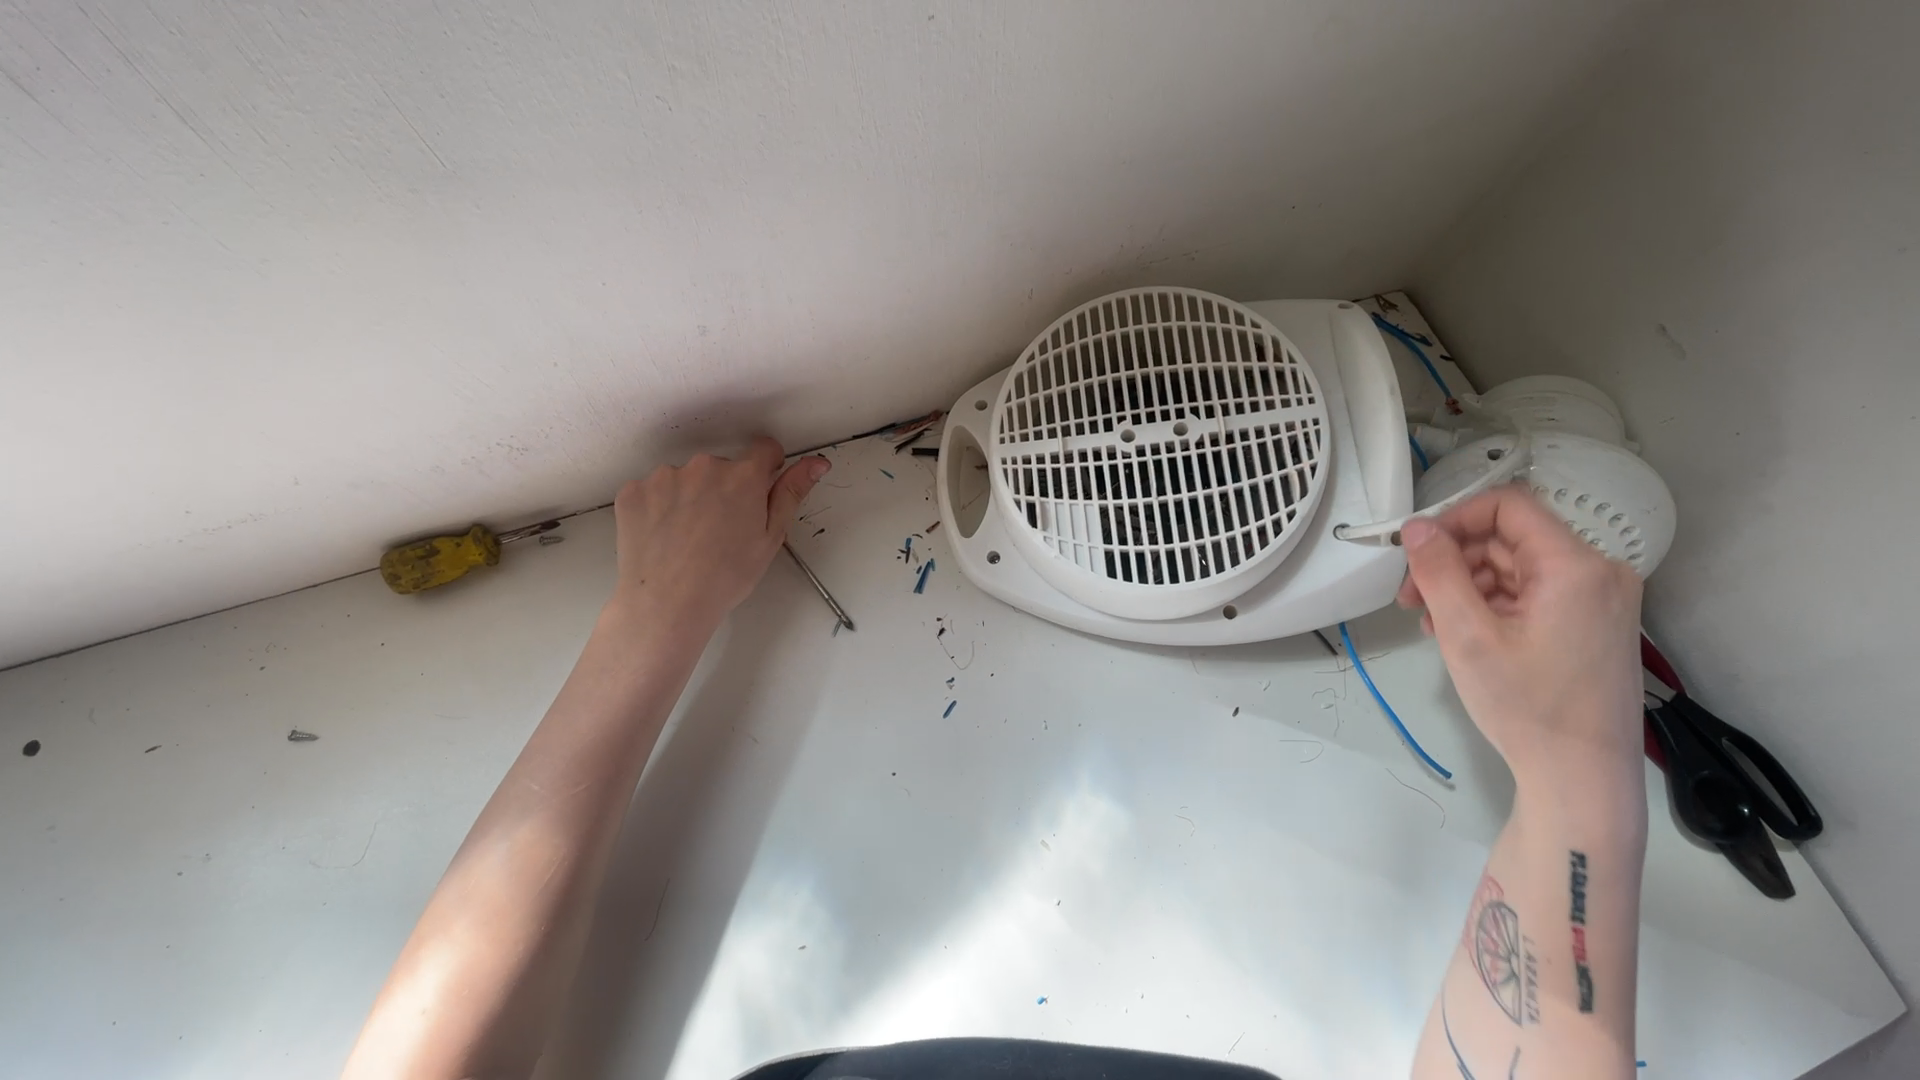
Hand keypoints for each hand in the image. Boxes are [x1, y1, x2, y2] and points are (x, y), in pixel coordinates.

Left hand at [608, 436, 828, 630]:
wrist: (668, 604)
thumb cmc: (726, 576)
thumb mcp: (771, 538)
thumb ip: (792, 492)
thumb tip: (817, 462)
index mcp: (743, 476)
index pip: (764, 449)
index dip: (766, 470)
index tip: (758, 493)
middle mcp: (704, 466)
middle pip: (722, 467)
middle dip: (724, 489)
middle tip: (720, 530)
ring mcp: (664, 476)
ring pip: (686, 478)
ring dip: (690, 497)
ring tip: (688, 537)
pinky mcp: (634, 491)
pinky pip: (653, 491)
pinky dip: (659, 507)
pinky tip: (664, 537)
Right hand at [1396, 485, 1643, 789]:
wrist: (1581, 777)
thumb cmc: (1526, 706)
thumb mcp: (1467, 635)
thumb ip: (1439, 571)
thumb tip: (1415, 526)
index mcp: (1576, 566)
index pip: (1507, 506)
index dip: (1454, 519)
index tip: (1415, 553)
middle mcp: (1598, 573)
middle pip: (1508, 539)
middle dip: (1453, 562)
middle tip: (1411, 600)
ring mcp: (1599, 600)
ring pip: (1515, 568)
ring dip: (1467, 586)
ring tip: (1433, 625)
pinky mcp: (1592, 624)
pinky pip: (1531, 594)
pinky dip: (1492, 605)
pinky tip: (1462, 634)